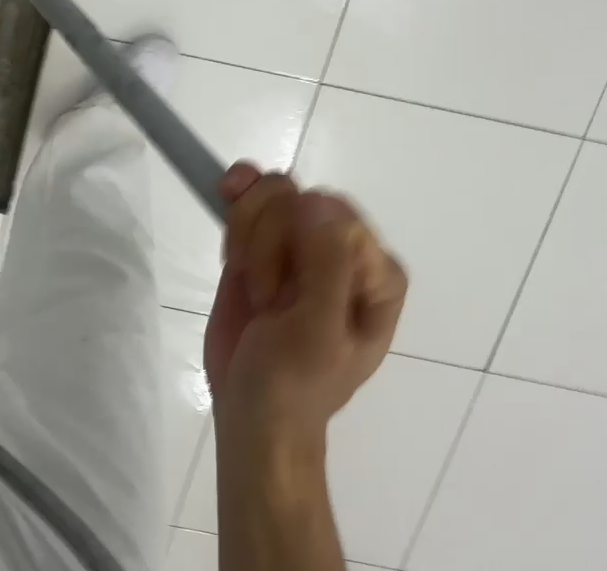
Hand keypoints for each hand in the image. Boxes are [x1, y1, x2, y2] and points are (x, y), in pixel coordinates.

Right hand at [204, 163, 406, 451]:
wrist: (253, 411)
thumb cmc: (296, 382)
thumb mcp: (318, 332)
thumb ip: (325, 265)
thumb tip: (314, 198)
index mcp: (374, 270)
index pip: (332, 213)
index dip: (295, 243)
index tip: (281, 291)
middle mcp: (341, 248)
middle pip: (294, 198)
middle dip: (266, 245)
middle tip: (268, 299)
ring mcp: (298, 243)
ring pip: (266, 195)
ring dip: (246, 240)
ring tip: (255, 292)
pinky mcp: (261, 244)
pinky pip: (245, 203)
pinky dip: (232, 216)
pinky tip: (231, 251)